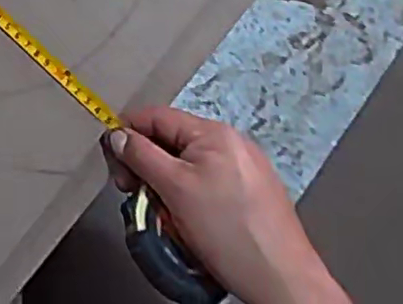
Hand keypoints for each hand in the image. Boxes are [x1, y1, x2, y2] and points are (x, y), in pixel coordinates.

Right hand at [103, 108, 348, 303]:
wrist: (288, 290)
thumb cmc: (233, 235)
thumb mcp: (174, 188)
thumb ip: (139, 154)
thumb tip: (115, 135)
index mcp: (214, 132)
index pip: (153, 117)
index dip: (126, 135)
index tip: (114, 163)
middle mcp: (231, 144)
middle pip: (168, 142)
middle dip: (148, 169)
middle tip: (137, 194)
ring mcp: (244, 171)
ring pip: (184, 167)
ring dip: (166, 189)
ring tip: (169, 218)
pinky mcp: (251, 197)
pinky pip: (204, 186)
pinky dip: (188, 200)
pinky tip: (190, 224)